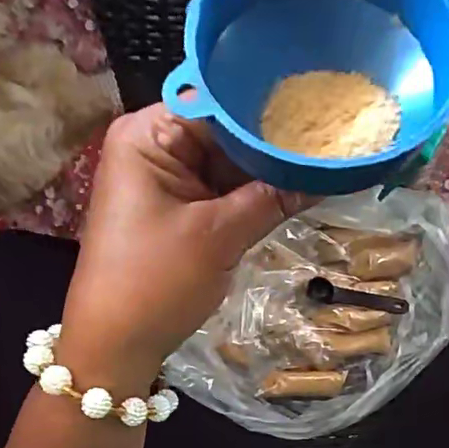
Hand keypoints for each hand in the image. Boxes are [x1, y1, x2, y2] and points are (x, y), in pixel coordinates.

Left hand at [60, 104, 308, 391]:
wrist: (115, 345)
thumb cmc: (156, 283)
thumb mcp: (220, 237)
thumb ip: (275, 197)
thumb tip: (329, 172)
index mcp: (148, 134)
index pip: (219, 102)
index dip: (269, 106)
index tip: (322, 110)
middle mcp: (152, 145)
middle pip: (224, 129)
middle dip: (273, 141)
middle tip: (333, 137)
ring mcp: (162, 179)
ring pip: (225, 162)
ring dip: (266, 170)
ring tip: (325, 159)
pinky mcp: (172, 208)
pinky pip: (218, 189)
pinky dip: (250, 194)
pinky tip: (295, 187)